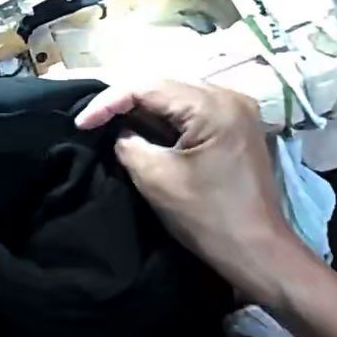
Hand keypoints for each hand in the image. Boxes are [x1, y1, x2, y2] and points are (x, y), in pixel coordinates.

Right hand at [75, 80, 306, 301]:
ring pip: (175, 96)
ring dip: (141, 109)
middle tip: (91, 120)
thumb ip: (127, 143)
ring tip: (109, 123)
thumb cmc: (206, 215)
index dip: (107, 102)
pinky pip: (190, 110)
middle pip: (163, 86)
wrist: (257, 250)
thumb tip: (119, 132)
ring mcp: (236, 111)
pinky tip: (142, 129)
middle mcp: (229, 97)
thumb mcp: (154, 177)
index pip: (147, 87)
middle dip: (123, 101)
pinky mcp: (236, 127)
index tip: (80, 125)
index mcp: (212, 106)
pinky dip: (163, 118)